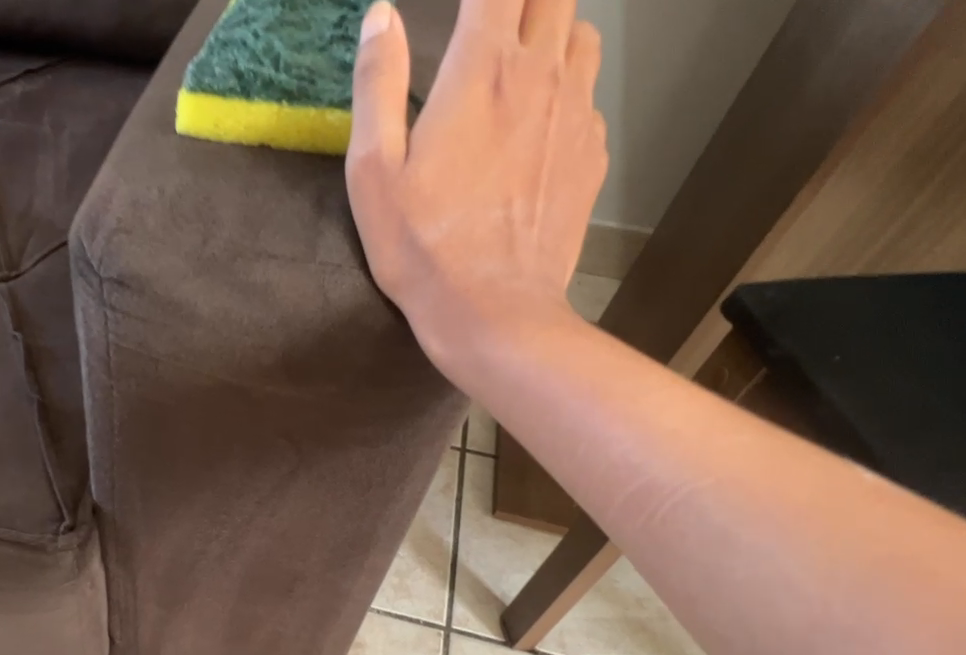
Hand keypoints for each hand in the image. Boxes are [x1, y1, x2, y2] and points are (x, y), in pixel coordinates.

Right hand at [346, 0, 607, 368]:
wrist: (494, 312)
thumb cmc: (422, 246)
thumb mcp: (373, 172)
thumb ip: (377, 85)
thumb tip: (381, 16)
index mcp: (482, 70)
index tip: (463, 6)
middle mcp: (540, 75)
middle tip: (490, 25)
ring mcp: (576, 114)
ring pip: (581, 33)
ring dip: (552, 31)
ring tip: (520, 59)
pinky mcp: (591, 154)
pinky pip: (588, 94)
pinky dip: (567, 89)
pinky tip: (538, 125)